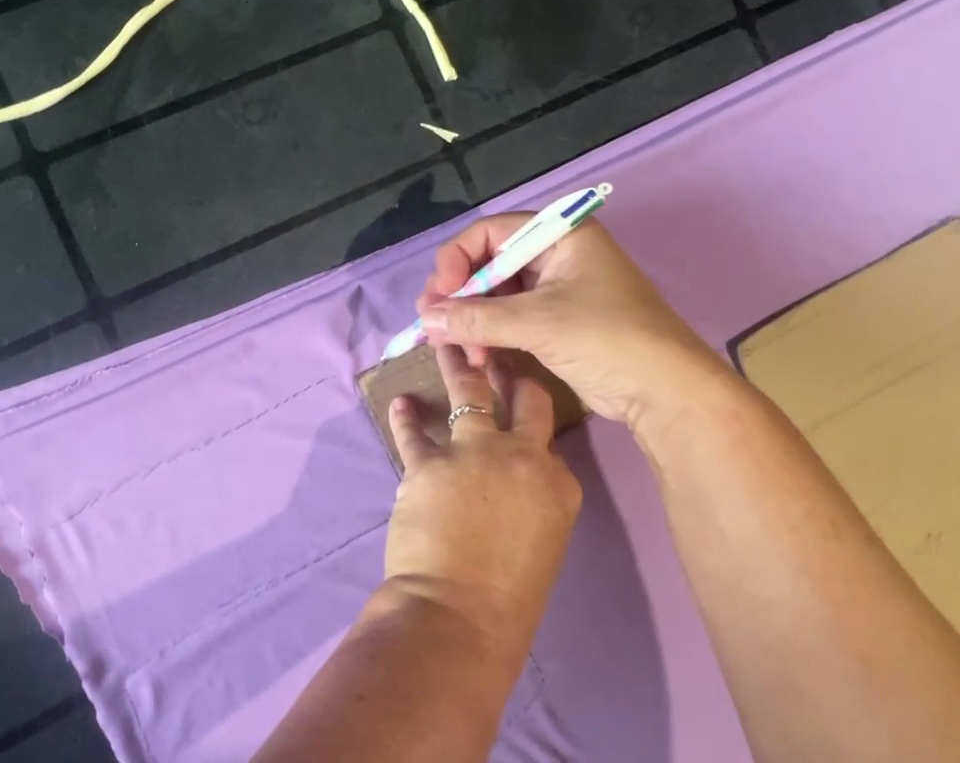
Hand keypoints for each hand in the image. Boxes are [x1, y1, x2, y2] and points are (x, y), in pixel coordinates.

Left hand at [381, 345, 580, 658]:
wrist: (461, 614)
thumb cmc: (509, 596)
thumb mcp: (543, 540)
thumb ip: (532, 500)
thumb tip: (509, 484)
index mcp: (559, 482)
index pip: (547, 436)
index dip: (531, 418)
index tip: (522, 395)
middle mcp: (522, 456)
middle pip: (522, 399)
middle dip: (507, 369)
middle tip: (493, 347)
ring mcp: (473, 453)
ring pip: (468, 394)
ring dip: (456, 366)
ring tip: (444, 344)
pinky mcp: (428, 461)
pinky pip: (413, 430)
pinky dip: (405, 416)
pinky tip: (400, 402)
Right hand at [416, 215, 735, 429]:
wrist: (666, 391)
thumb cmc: (607, 339)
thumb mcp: (538, 323)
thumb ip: (476, 318)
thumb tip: (425, 318)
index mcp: (561, 235)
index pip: (491, 232)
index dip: (458, 259)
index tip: (439, 294)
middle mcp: (558, 255)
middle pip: (491, 263)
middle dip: (461, 294)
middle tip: (434, 323)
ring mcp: (558, 290)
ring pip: (498, 294)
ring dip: (472, 319)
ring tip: (455, 348)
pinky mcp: (558, 322)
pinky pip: (511, 318)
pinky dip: (490, 334)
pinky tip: (475, 356)